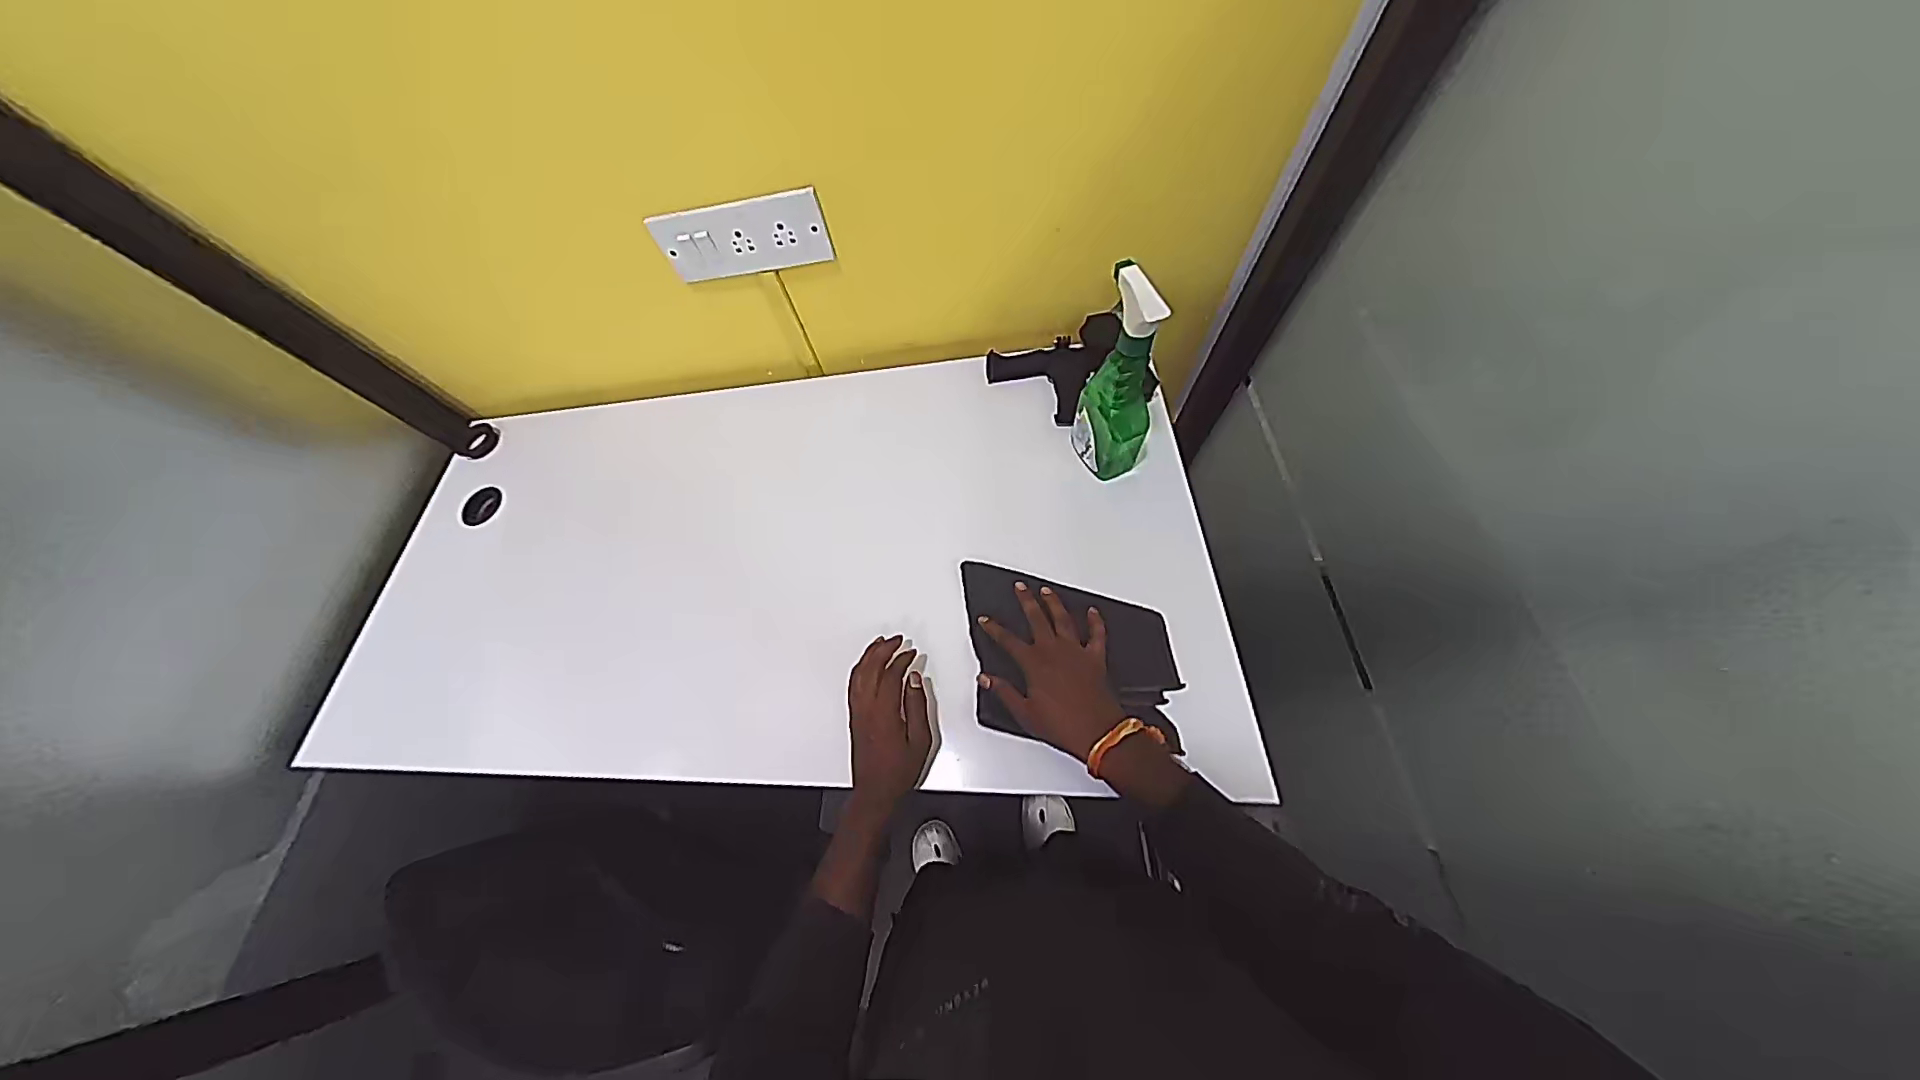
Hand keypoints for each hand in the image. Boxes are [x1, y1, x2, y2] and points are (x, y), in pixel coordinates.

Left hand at [845, 635, 932, 817]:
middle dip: (884, 650)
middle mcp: (866, 709)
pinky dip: (860, 669)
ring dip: (869, 656)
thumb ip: (918, 706)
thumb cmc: (898, 770)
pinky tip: (867, 665)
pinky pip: (854, 685)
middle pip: (871, 669)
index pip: (891, 675)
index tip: (911, 653)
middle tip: (897, 641)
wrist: (875, 791)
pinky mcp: (854, 717)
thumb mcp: (920, 739)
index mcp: (884, 712)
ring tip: (880, 644)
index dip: (902, 660)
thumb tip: (915, 680)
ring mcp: (857, 712)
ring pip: (859, 675)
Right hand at [976, 582, 1127, 761]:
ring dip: (1054, 602)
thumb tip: (987, 679)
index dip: (994, 628)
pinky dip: (1095, 621)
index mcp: (1034, 664)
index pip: (1008, 640)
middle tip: (1020, 588)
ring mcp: (1076, 652)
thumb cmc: (1062, 724)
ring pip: (1063, 618)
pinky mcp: (1095, 658)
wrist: (1097, 732)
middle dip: (1026, 601)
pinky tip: (1092, 611)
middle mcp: (1054, 651)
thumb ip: (1004, 691)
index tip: (986, 620)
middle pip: (1037, 618)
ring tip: (1046, 590)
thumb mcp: (1025, 712)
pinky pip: (1096, 633)